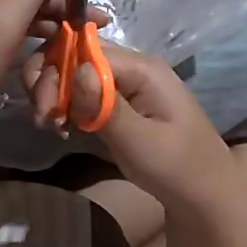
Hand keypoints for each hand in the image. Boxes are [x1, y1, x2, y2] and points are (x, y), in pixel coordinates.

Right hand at [23, 40, 230, 208]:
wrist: (203, 197)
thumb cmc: (176, 168)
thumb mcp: (139, 141)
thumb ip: (106, 105)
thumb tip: (76, 69)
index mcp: (141, 68)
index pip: (84, 50)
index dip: (57, 72)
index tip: (44, 108)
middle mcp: (131, 68)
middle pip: (76, 56)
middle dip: (50, 81)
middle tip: (42, 119)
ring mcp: (125, 85)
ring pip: (74, 74)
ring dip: (54, 95)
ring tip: (51, 126)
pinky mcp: (118, 103)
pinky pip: (82, 93)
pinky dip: (66, 107)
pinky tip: (62, 128)